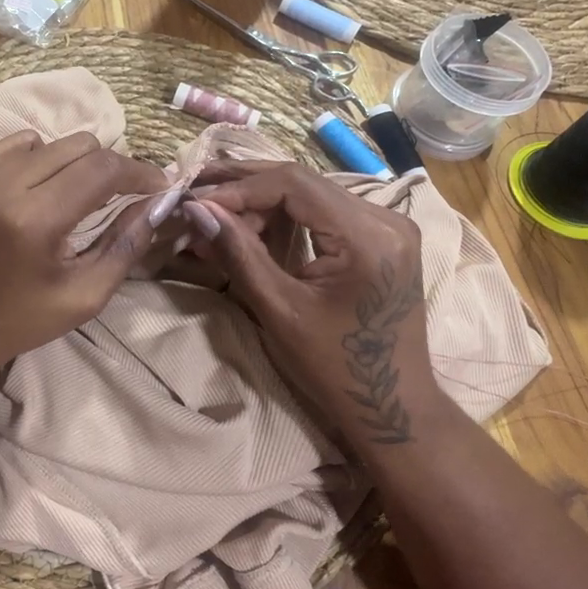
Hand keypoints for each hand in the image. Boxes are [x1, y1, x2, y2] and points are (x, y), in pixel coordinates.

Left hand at [0, 130, 168, 383]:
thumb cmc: (22, 320)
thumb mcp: (85, 296)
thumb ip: (126, 244)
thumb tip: (156, 202)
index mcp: (34, 220)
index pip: (102, 169)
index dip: (139, 173)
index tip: (158, 187)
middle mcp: (3, 185)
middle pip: (80, 146)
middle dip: (110, 167)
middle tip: (120, 197)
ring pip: (51, 141)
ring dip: (75, 163)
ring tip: (78, 196)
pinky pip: (19, 143)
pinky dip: (41, 158)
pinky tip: (42, 189)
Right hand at [185, 161, 435, 446]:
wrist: (393, 407)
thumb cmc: (335, 368)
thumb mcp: (279, 309)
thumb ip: (238, 252)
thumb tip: (195, 209)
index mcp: (368, 236)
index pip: (293, 184)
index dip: (239, 189)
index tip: (194, 203)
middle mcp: (386, 218)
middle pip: (302, 180)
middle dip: (244, 187)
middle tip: (195, 193)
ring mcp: (388, 224)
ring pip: (310, 192)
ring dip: (260, 200)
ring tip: (216, 216)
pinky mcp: (381, 236)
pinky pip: (323, 209)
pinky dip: (284, 214)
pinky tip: (251, 226)